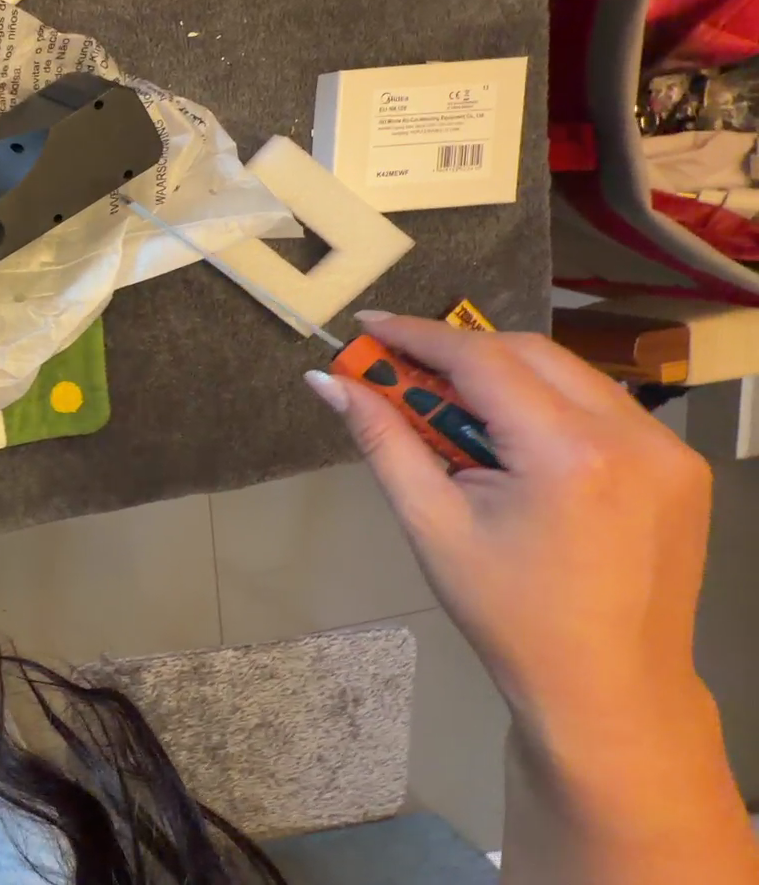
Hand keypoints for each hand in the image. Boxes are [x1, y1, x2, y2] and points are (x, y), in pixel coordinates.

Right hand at [304, 312, 712, 735]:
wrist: (607, 680)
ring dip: (496, 372)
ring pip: (566, 373)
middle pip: (528, 352)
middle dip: (454, 348)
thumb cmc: (502, 605)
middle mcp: (633, 437)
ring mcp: (668, 451)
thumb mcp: (428, 520)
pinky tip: (500, 433)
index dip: (417, 334)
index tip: (365, 325)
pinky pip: (595, 404)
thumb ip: (381, 438)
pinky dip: (537, 400)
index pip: (482, 360)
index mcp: (567, 454)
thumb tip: (327, 383)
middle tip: (392, 364)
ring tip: (440, 401)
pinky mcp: (678, 467)